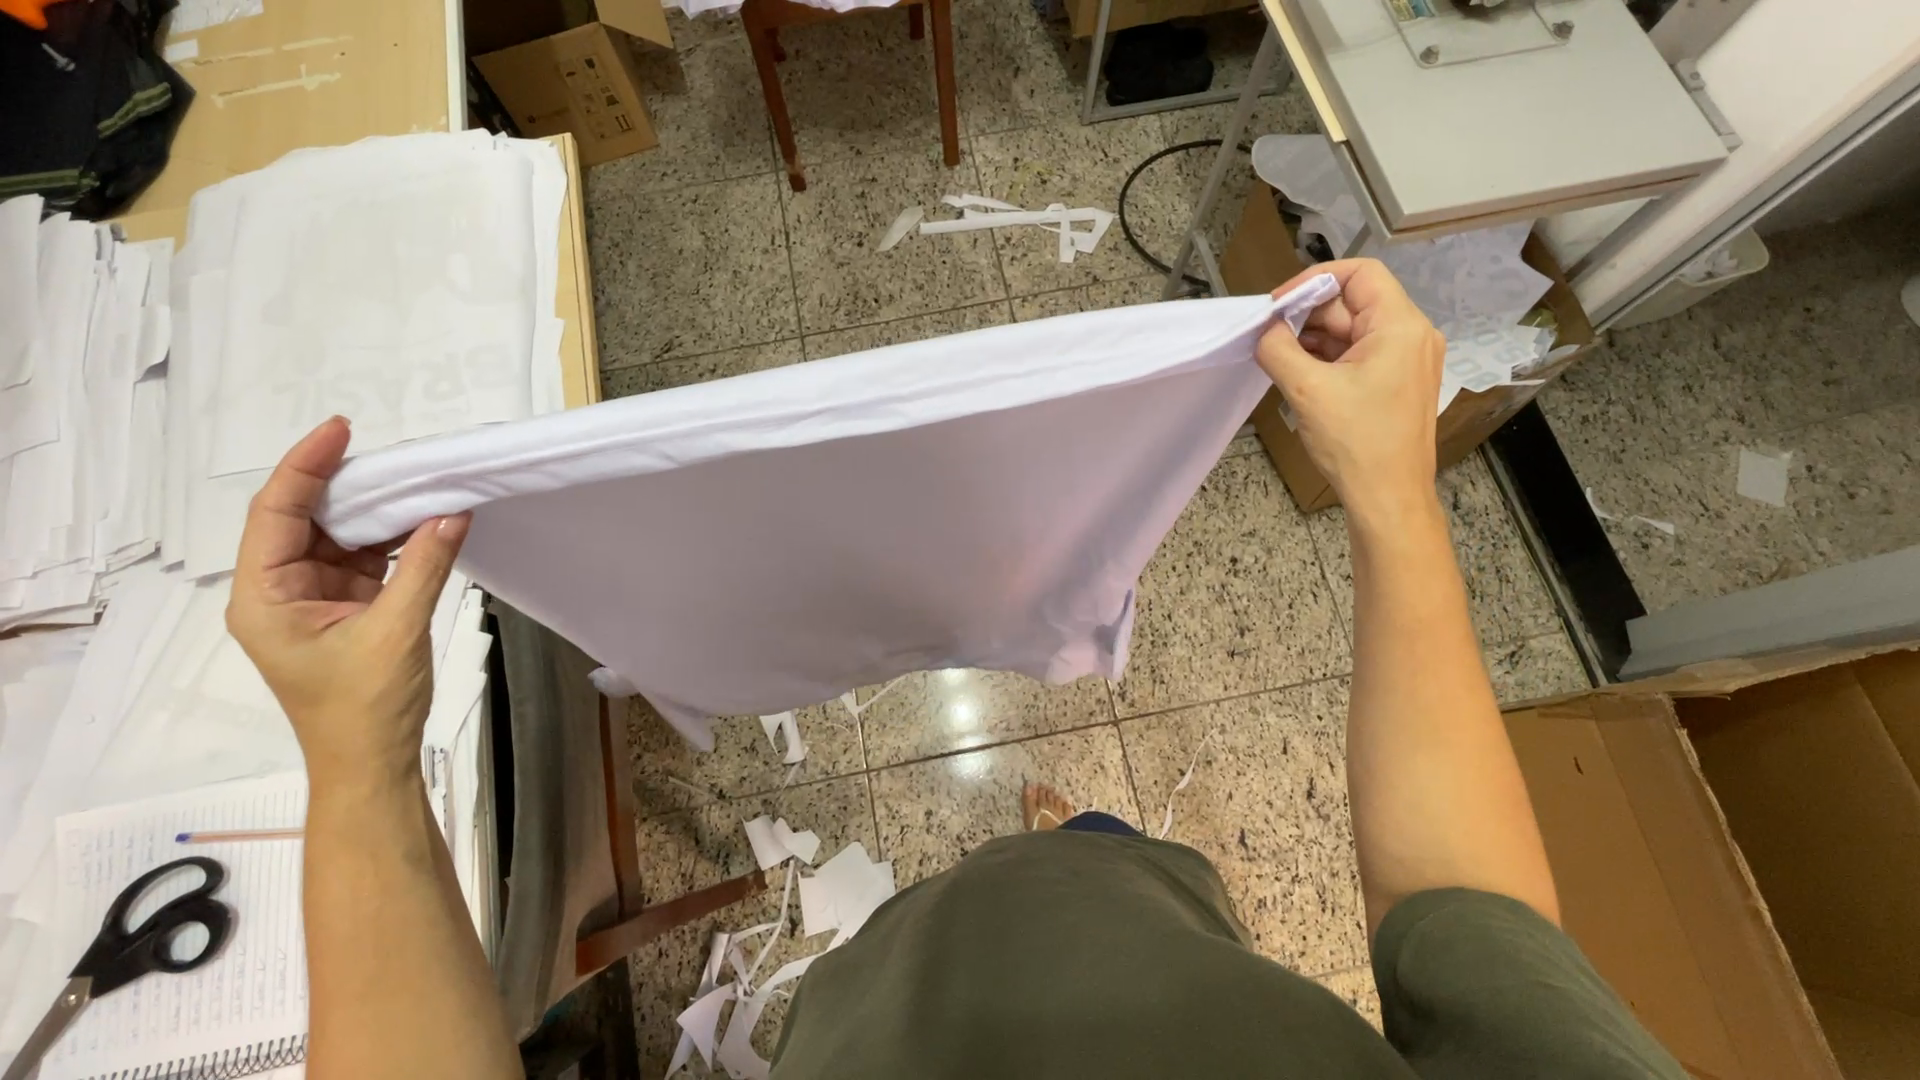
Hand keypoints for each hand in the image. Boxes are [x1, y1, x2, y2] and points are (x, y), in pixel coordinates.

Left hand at [225, 416, 469, 794]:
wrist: (373, 761)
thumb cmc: (366, 704)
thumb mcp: (396, 630)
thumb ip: (423, 566)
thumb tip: (452, 512)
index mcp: (266, 596)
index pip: (277, 513)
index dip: (305, 467)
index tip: (341, 430)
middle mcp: (282, 591)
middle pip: (306, 519)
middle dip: (346, 485)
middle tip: (393, 456)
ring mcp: (316, 600)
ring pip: (340, 538)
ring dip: (376, 513)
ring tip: (416, 483)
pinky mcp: (349, 610)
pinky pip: (367, 561)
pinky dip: (395, 541)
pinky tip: (424, 522)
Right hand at [1256, 259, 1444, 526]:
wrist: (1388, 497)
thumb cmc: (1355, 442)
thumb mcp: (1307, 390)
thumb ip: (1278, 349)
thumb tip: (1264, 329)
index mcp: (1400, 327)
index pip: (1359, 274)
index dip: (1314, 280)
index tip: (1277, 305)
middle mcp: (1411, 336)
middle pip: (1353, 304)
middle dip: (1307, 316)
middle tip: (1268, 337)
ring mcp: (1406, 361)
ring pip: (1352, 332)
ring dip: (1313, 340)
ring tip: (1278, 360)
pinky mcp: (1396, 384)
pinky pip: (1357, 356)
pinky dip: (1326, 360)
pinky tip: (1299, 376)